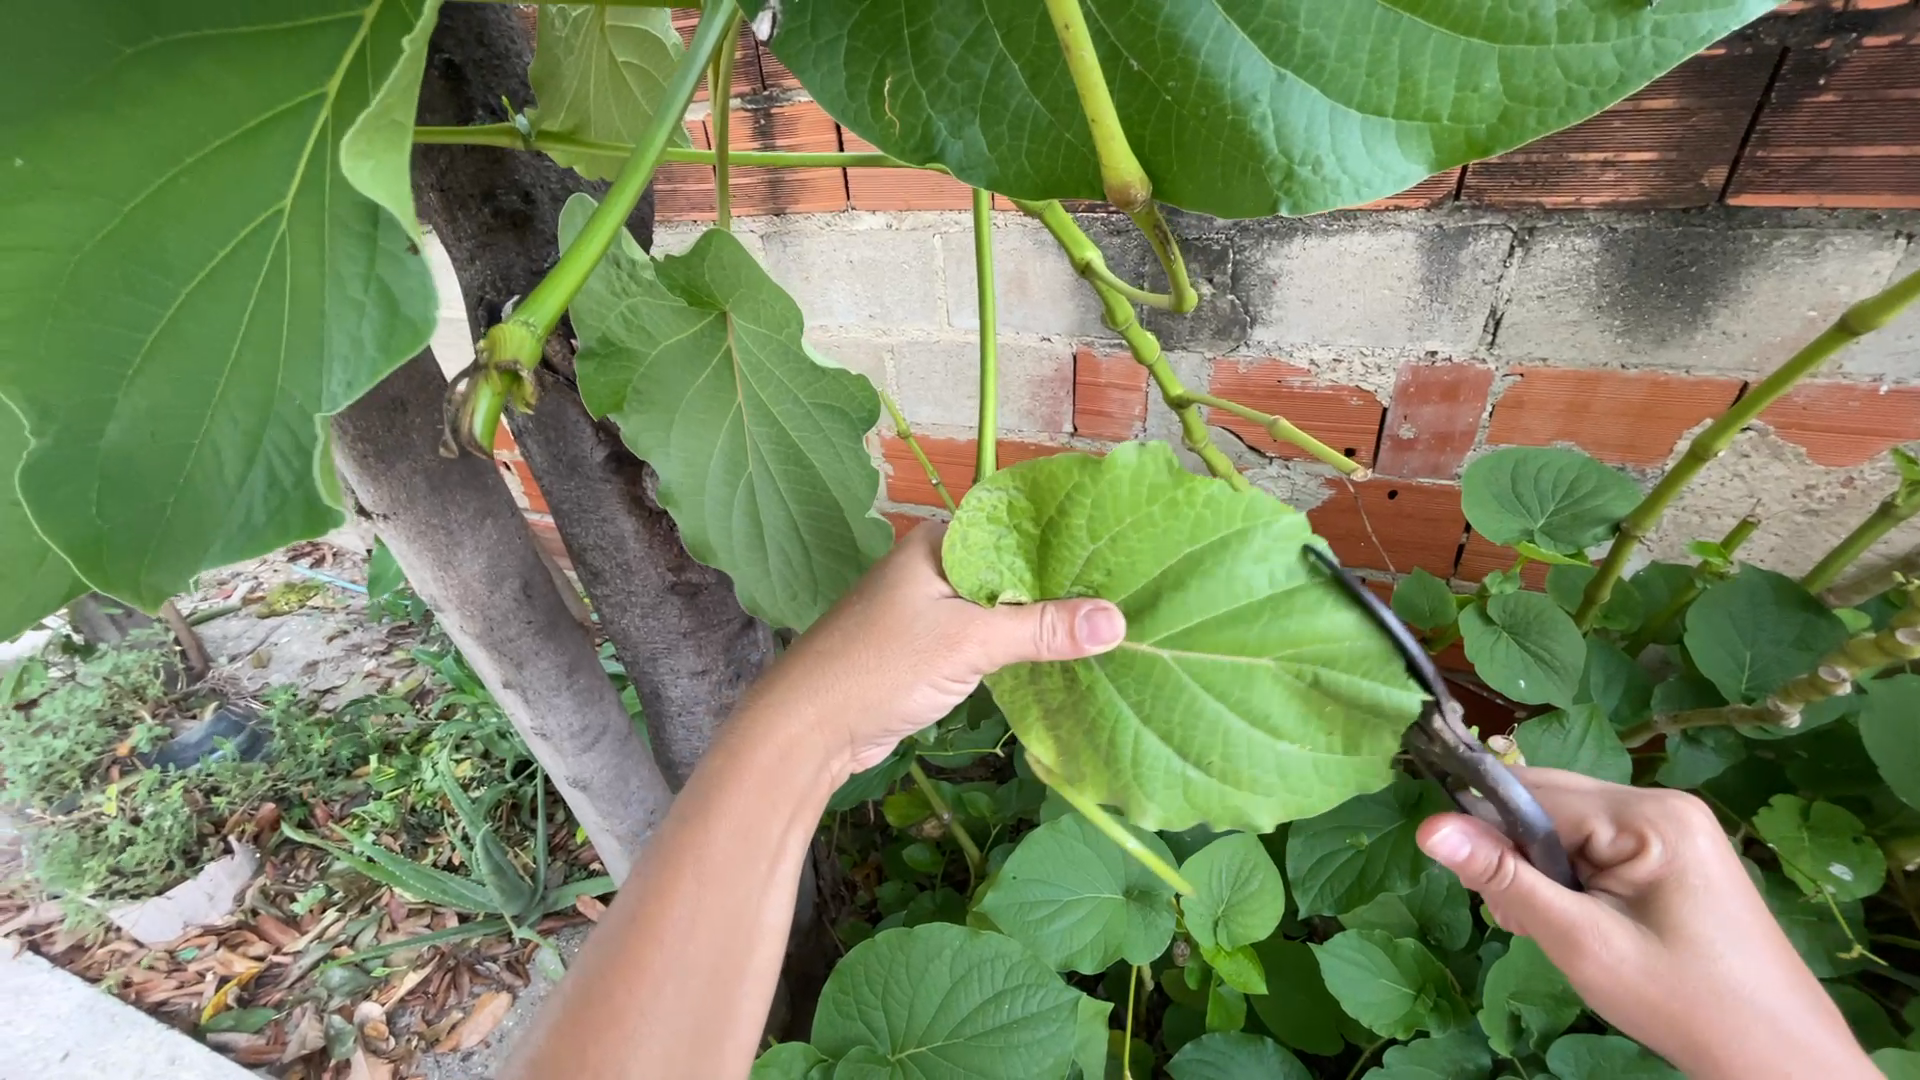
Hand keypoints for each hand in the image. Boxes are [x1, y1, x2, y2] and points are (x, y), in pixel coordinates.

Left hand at [747, 523, 1125, 778]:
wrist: (808, 727)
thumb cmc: (883, 666)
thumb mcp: (969, 641)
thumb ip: (1041, 629)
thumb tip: (1117, 620)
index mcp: (938, 543)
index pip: (1013, 528)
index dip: (1063, 543)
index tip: (1115, 555)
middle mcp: (932, 568)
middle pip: (1008, 571)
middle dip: (1055, 588)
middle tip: (1120, 594)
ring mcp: (927, 610)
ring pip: (994, 608)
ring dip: (1034, 621)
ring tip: (1100, 624)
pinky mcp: (925, 649)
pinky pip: (980, 638)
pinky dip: (1011, 647)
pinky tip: (1052, 656)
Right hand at [1417, 768, 1874, 1079]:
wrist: (1784, 1067)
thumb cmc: (1682, 1004)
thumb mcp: (1580, 941)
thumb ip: (1503, 877)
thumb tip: (1426, 826)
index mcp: (1648, 815)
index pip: (1529, 797)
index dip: (1491, 837)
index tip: (1485, 892)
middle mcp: (1659, 802)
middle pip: (1543, 803)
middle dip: (1515, 854)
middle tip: (1515, 914)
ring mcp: (1669, 824)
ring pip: (1557, 821)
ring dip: (1535, 865)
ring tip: (1547, 921)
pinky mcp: (1669, 847)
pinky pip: (1585, 837)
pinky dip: (1562, 871)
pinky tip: (1571, 912)